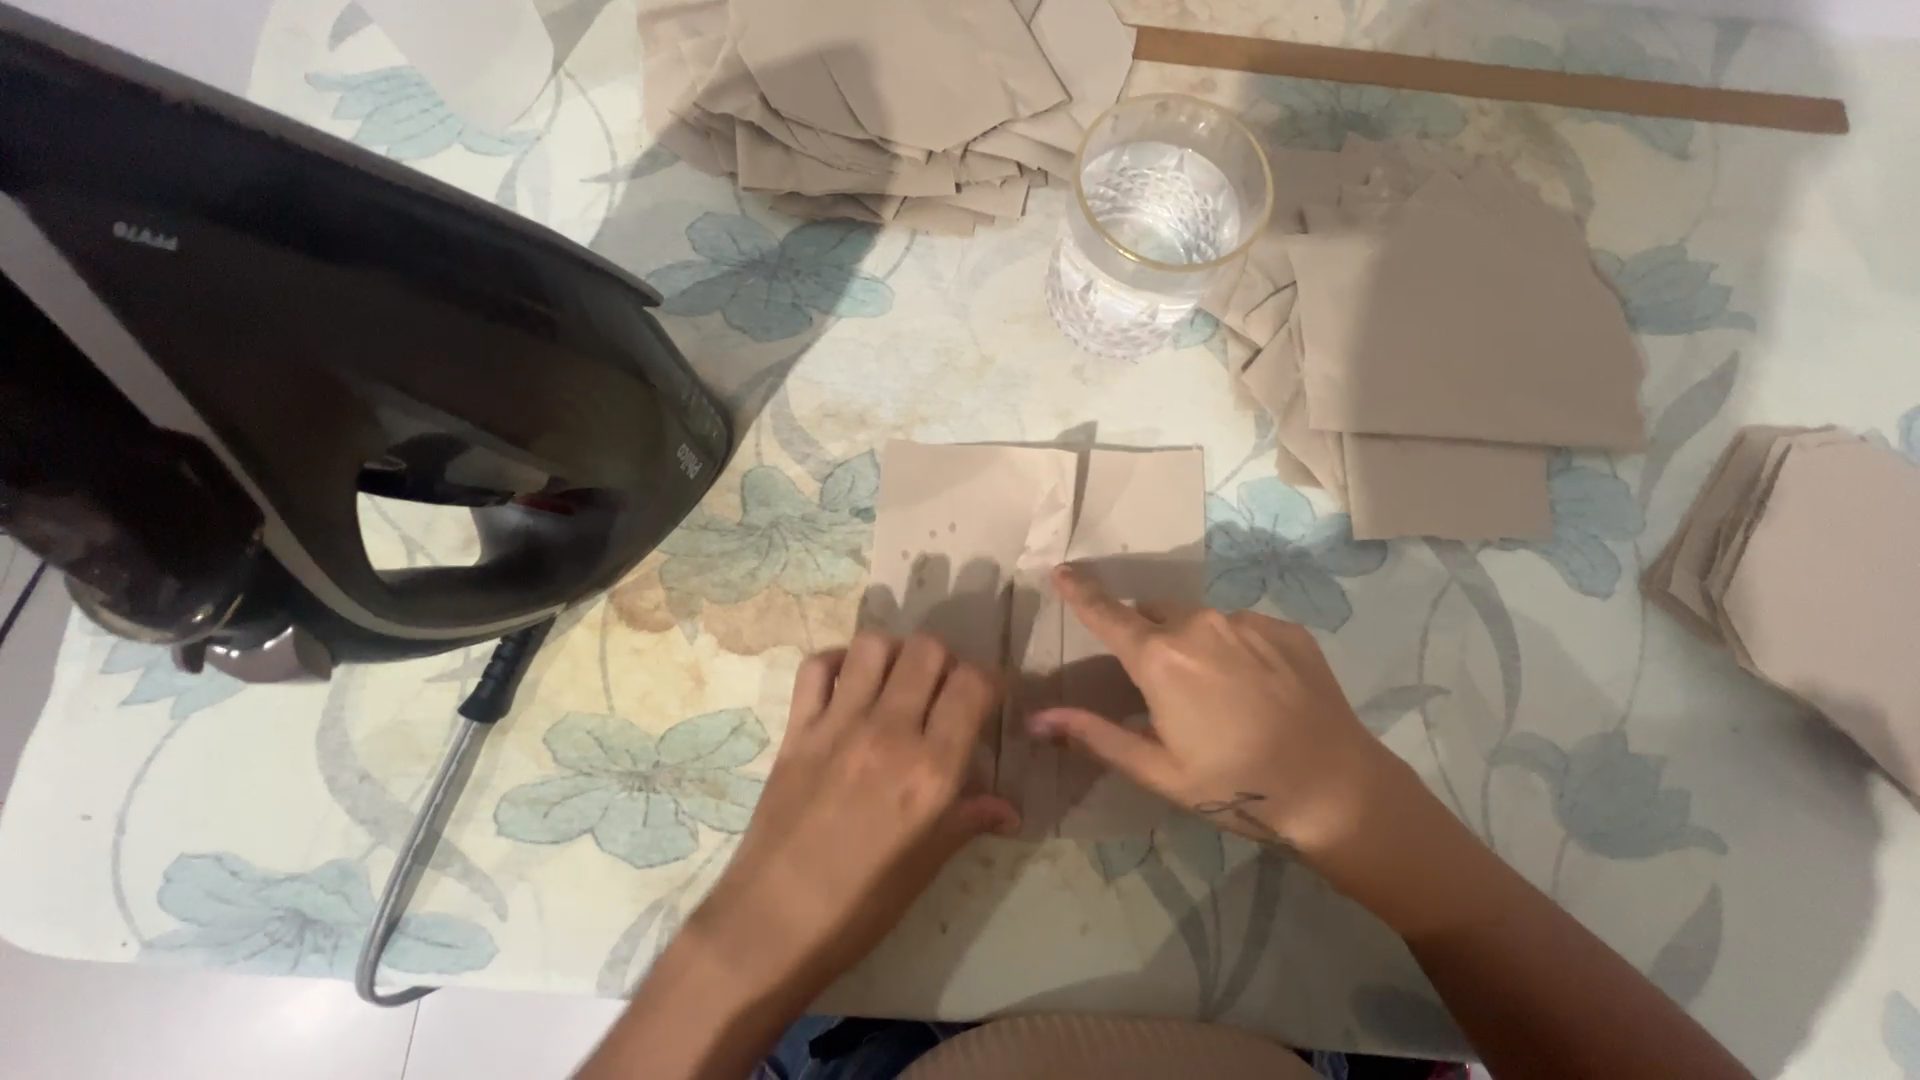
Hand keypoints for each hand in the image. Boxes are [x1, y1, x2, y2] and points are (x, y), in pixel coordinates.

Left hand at [685, 633, 1020, 1001]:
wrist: (773, 923)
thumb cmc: (862, 905)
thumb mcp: (927, 865)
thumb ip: (968, 820)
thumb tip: (1010, 810)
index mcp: (932, 770)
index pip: (973, 684)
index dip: (989, 681)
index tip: (988, 697)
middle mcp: (889, 732)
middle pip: (927, 650)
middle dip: (945, 661)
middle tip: (942, 690)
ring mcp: (837, 725)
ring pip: (874, 645)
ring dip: (894, 653)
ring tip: (897, 682)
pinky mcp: (796, 729)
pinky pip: (816, 666)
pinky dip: (836, 662)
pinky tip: (848, 684)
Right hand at [1029, 564, 1404, 856]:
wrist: (1336, 787)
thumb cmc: (1237, 785)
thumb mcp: (1158, 771)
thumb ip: (1096, 735)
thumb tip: (1038, 718)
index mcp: (1160, 658)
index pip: (1107, 614)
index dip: (1080, 592)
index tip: (1063, 571)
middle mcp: (1199, 625)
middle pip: (1153, 615)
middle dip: (1145, 635)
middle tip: (1158, 682)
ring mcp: (1247, 622)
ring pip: (1199, 620)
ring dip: (1192, 643)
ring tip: (1215, 694)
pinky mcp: (1285, 628)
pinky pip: (1242, 627)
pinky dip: (1234, 648)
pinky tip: (1256, 690)